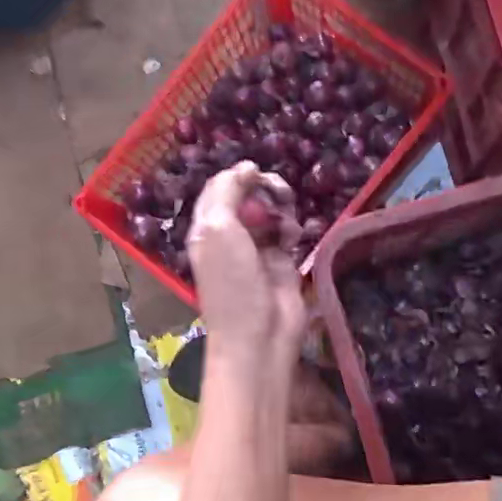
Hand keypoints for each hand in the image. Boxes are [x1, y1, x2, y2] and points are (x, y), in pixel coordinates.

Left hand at [187, 162, 304, 356]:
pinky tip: (293, 238)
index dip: (238, 176)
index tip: (257, 172)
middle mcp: (231, 236)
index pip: (220, 188)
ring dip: (282, 208)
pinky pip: (289, 232)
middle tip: (278, 192)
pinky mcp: (282, 261)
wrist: (260, 334)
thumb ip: (227, 191)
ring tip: (287, 218)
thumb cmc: (233, 283)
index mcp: (207, 228)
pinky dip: (293, 228)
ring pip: (273, 211)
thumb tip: (247, 166)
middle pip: (249, 196)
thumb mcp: (219, 229)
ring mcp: (258, 249)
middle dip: (265, 189)